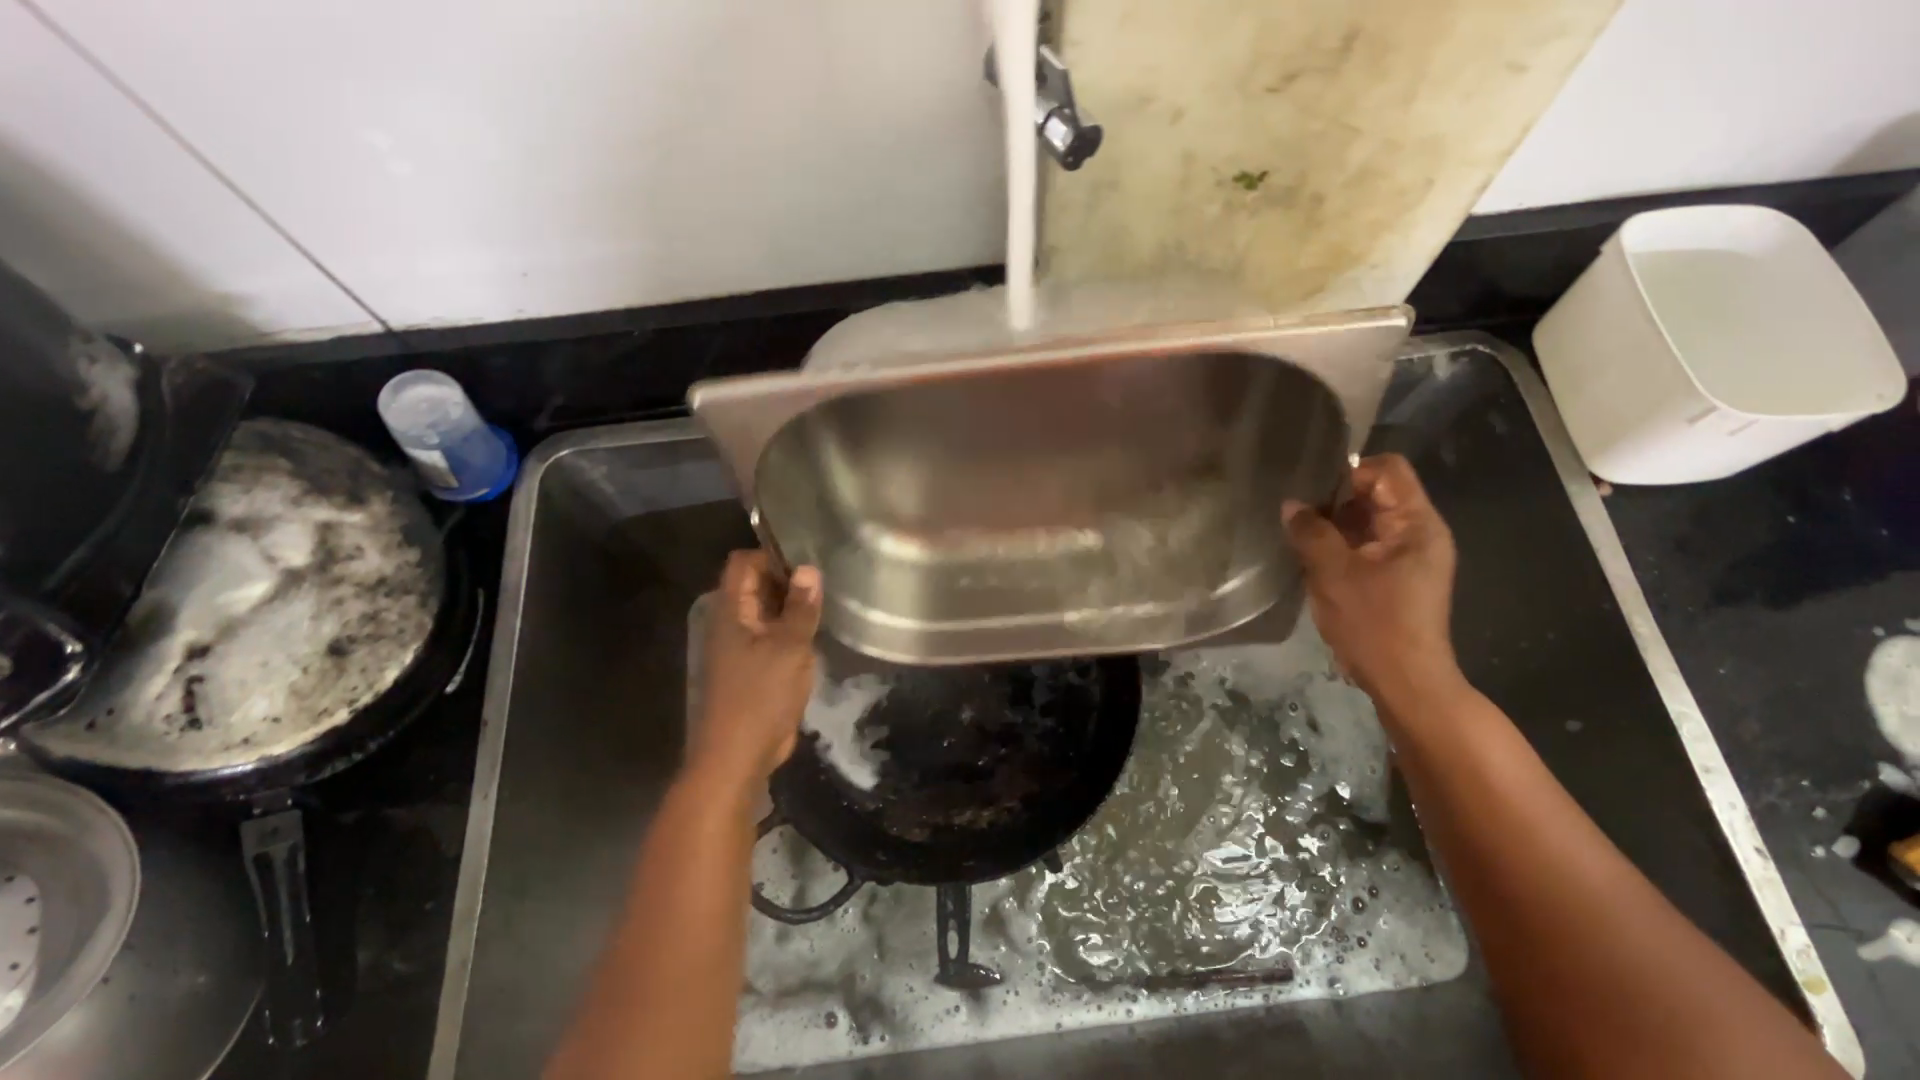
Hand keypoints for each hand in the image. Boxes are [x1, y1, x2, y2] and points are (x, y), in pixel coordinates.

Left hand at [690, 552, 822, 786]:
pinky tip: (817, 639)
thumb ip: (801, 608)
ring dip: (792, 610)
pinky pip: (772, 639)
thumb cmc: (760, 697)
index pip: (743, 563)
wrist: (736, 756)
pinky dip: (791, 634)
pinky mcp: (752, 670)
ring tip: (827, 607)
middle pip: (755, 586)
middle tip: (826, 584)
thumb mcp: (789, 648)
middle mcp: (731, 624)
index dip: (773, 556)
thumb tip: (809, 569)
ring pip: (766, 614)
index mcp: (730, 611)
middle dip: (788, 582)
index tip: (808, 565)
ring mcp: (740, 648)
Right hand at [1283, 454, 1465, 711]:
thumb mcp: (1333, 573)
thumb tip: (1291, 505)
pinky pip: (1367, 548)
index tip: (1312, 494)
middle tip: (1299, 519)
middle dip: (1335, 502)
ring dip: (1334, 528)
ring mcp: (1411, 558)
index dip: (1348, 473)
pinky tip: (1315, 565)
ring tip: (1301, 541)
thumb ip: (1310, 532)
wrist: (1406, 682)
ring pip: (1368, 523)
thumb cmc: (1374, 623)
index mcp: (1417, 523)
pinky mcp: (1399, 579)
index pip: (1387, 470)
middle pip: (1377, 494)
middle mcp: (1421, 533)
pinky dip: (1341, 549)